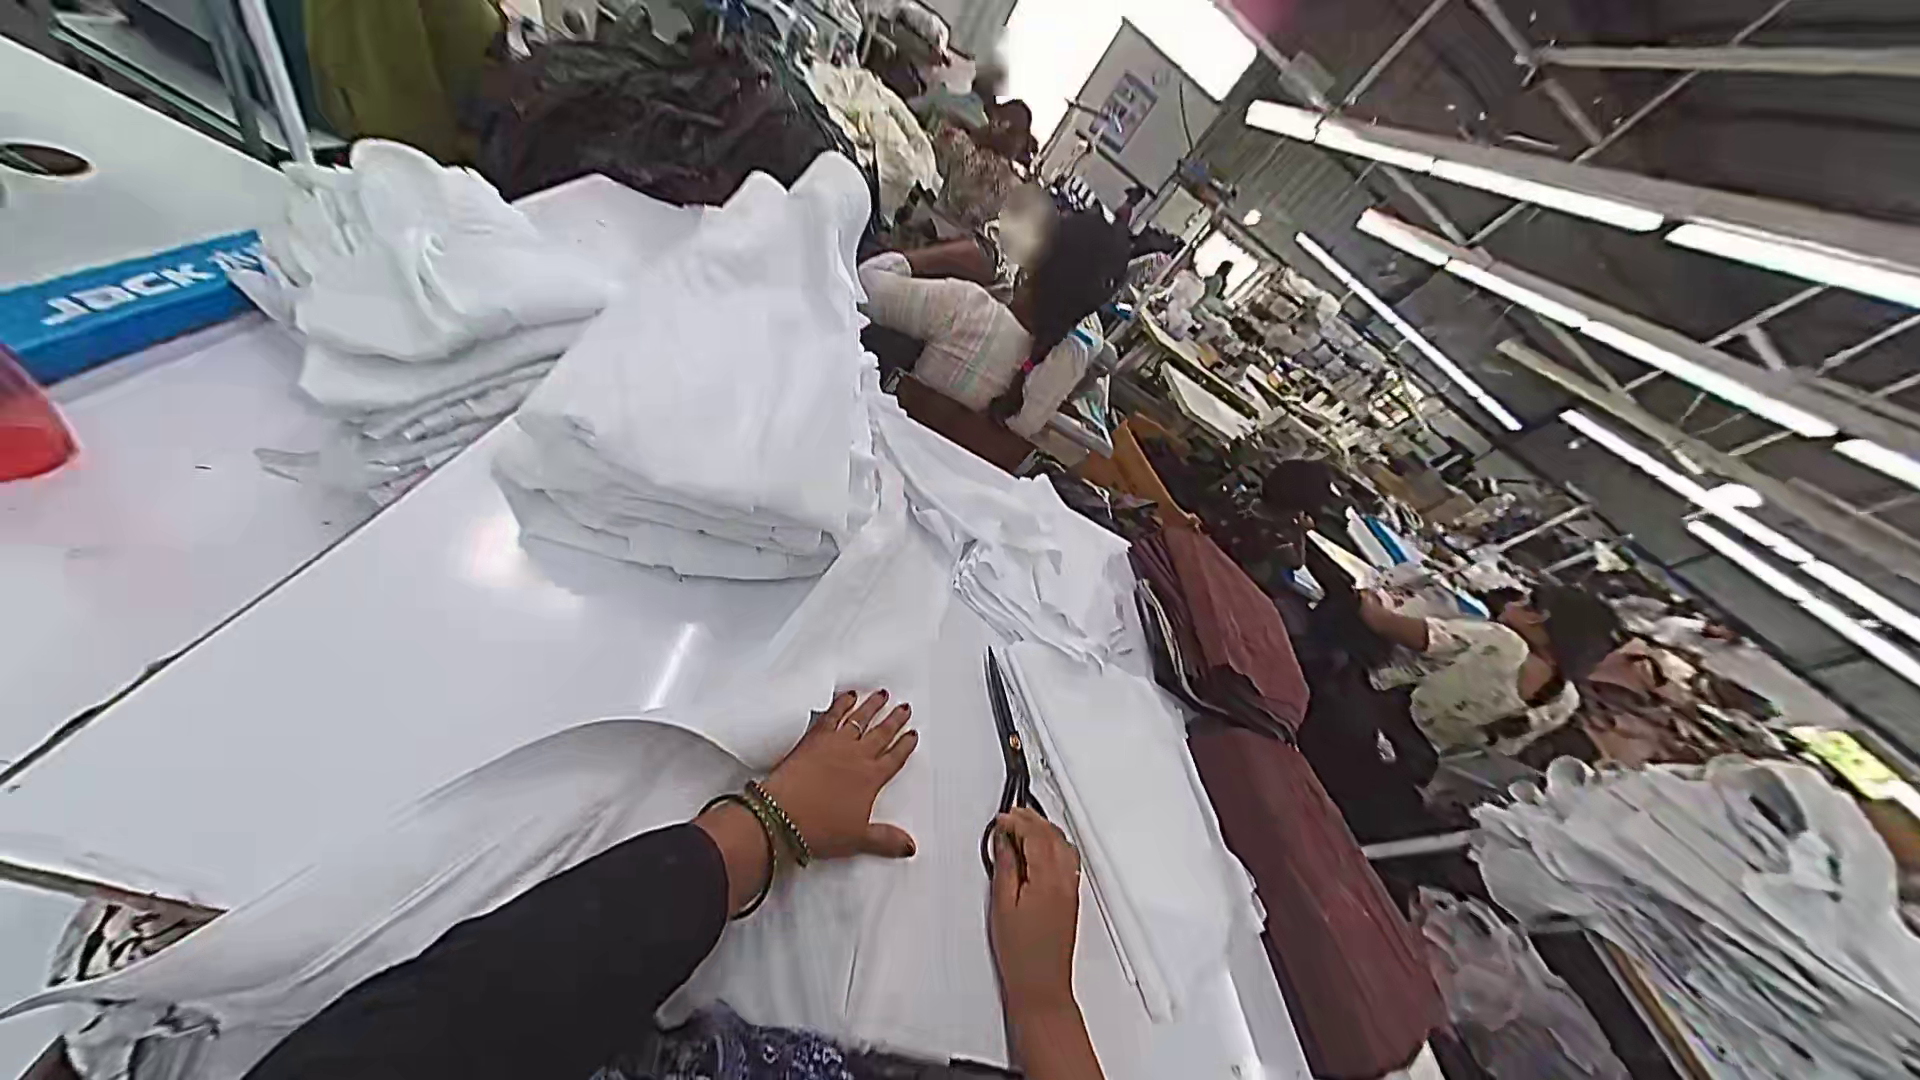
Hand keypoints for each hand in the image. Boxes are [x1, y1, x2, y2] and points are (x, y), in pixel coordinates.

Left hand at [761, 691, 919, 860]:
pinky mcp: (815, 738)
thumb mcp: (858, 839)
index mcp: (871, 778)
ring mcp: (836, 744)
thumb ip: (886, 840)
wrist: (783, 817)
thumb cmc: (818, 828)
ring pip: (860, 719)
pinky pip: (833, 714)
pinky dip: (841, 703)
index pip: (894, 757)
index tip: (911, 735)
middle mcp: (857, 756)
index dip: (905, 745)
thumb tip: (908, 846)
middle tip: (904, 708)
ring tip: (881, 695)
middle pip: (882, 733)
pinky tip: (847, 696)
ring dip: (872, 706)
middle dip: (895, 719)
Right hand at [989, 809, 1080, 1014]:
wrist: (1041, 987)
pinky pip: (1067, 857)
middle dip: (1031, 820)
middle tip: (1010, 816)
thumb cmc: (1021, 955)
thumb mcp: (1002, 904)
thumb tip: (1003, 839)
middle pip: (1052, 835)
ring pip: (1062, 844)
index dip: (1017, 821)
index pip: (1035, 835)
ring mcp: (1070, 888)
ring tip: (1022, 825)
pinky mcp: (1071, 896)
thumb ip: (1005, 866)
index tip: (1001, 819)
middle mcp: (1065, 880)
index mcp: (1048, 878)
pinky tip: (1039, 846)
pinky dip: (1053, 843)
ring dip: (1043, 829)